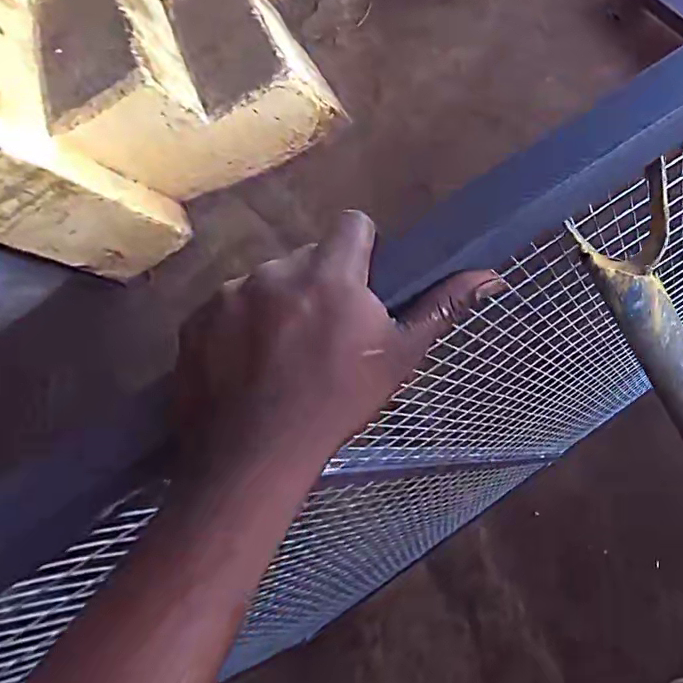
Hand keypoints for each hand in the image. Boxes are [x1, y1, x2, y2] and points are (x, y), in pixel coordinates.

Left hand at [172, 210, 503, 479]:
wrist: (250, 459)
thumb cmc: (340, 401)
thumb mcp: (402, 354)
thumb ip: (443, 306)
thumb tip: (490, 276)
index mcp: (330, 275)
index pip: (352, 223)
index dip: (366, 246)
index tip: (369, 281)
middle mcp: (274, 272)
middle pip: (311, 255)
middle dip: (326, 279)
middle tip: (334, 326)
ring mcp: (227, 296)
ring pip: (271, 279)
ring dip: (285, 299)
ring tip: (290, 348)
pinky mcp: (192, 322)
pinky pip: (230, 303)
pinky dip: (245, 321)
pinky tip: (253, 361)